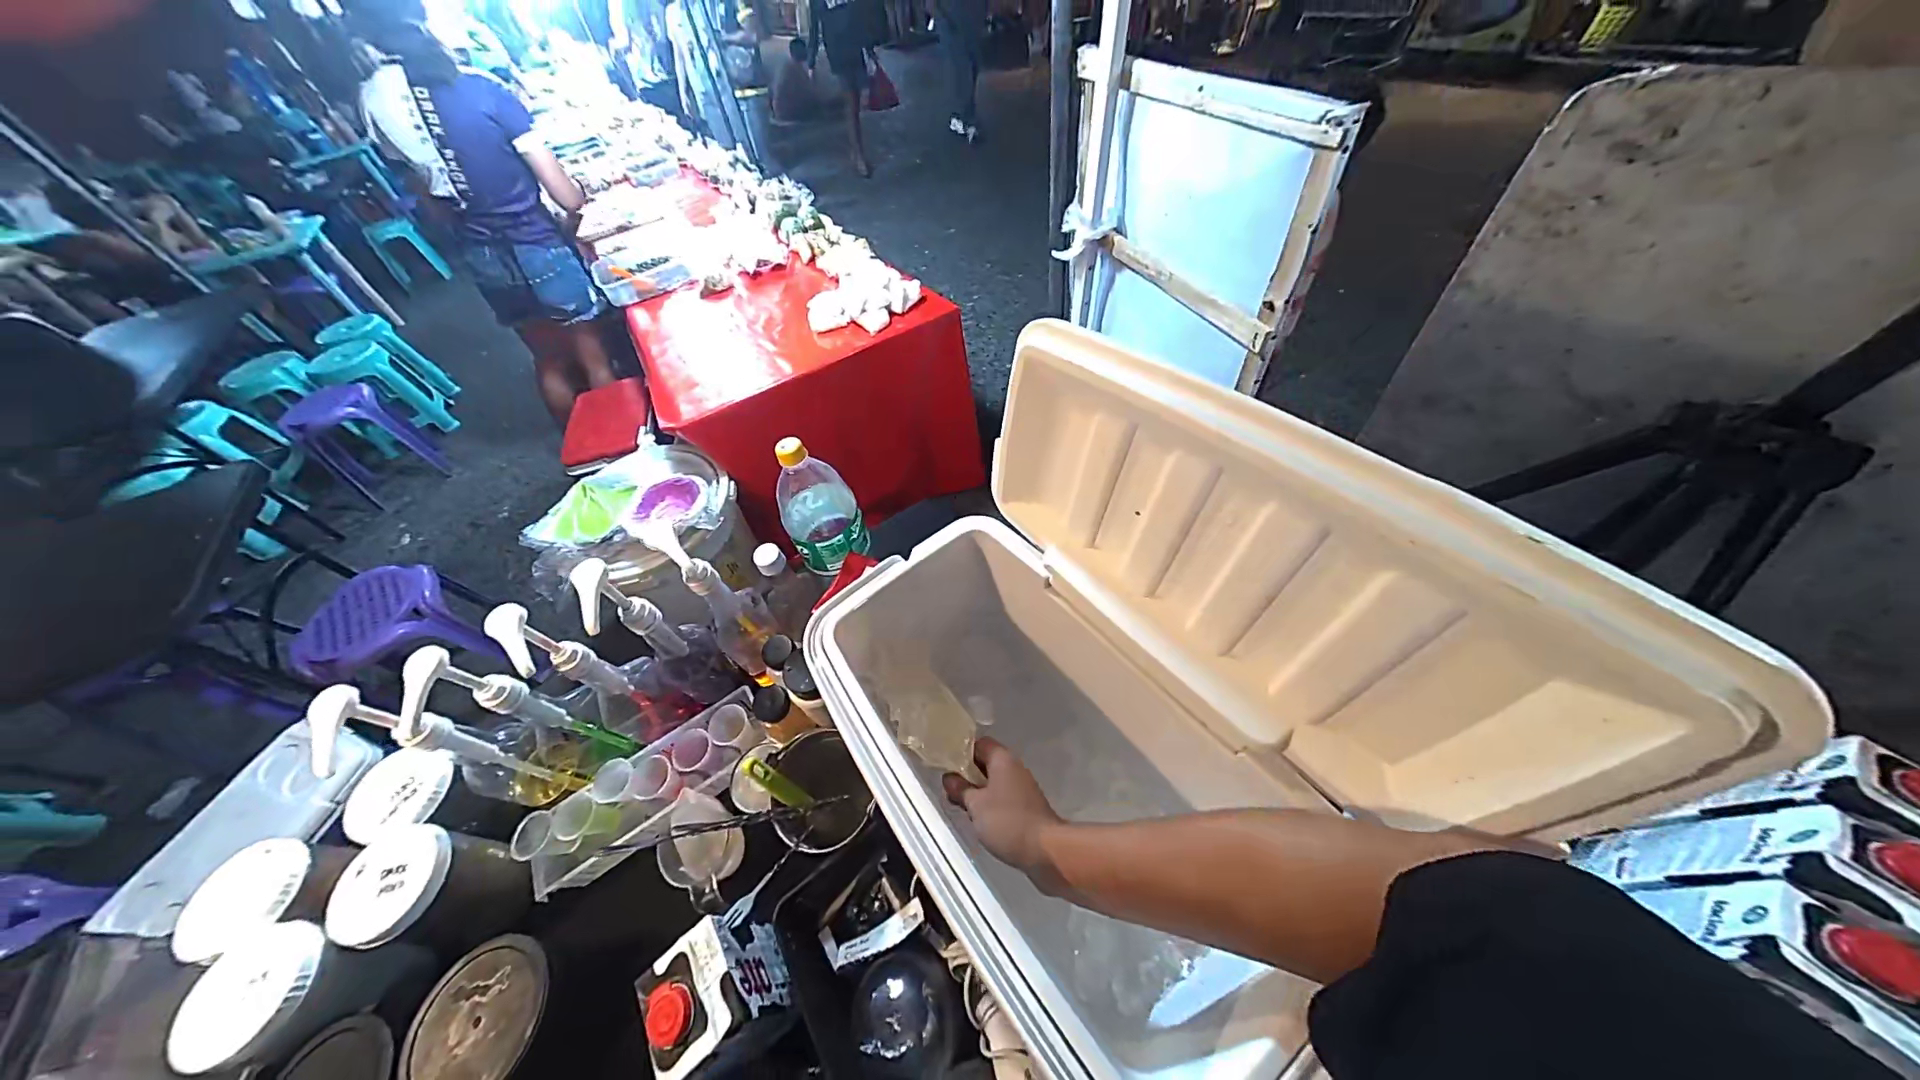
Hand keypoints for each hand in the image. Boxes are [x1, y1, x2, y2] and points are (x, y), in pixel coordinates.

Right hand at [943, 738, 1065, 890]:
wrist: (1046, 850)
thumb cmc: (1007, 821)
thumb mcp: (976, 805)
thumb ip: (961, 789)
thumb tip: (949, 778)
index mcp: (1003, 759)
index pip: (979, 744)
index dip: (961, 751)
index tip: (946, 764)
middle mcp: (1015, 768)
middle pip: (986, 763)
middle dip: (967, 775)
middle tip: (950, 790)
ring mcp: (1023, 788)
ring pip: (995, 783)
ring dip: (978, 792)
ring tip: (962, 807)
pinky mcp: (1028, 807)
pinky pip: (1003, 798)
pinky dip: (991, 805)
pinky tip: (981, 820)